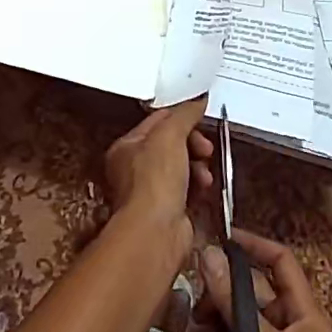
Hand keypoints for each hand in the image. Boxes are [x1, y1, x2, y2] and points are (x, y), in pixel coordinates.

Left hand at [103, 98, 213, 252]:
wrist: (156, 231)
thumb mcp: (170, 135)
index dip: (180, 117)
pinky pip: (189, 189)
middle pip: (173, 145)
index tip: (199, 116)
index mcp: (127, 147)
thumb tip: (197, 100)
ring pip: (183, 167)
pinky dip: (199, 186)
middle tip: (203, 147)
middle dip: (193, 144)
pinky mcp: (169, 209)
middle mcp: (136, 169)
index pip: (157, 121)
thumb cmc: (152, 184)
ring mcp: (152, 191)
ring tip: (203, 171)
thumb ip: (185, 114)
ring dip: (198, 165)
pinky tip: (203, 186)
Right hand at [200, 229, 331, 331]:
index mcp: (308, 313)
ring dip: (226, 328)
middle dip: (228, 295)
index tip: (221, 239)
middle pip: (260, 295)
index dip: (254, 246)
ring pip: (250, 327)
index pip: (282, 262)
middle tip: (198, 307)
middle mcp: (299, 330)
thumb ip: (236, 303)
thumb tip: (209, 252)